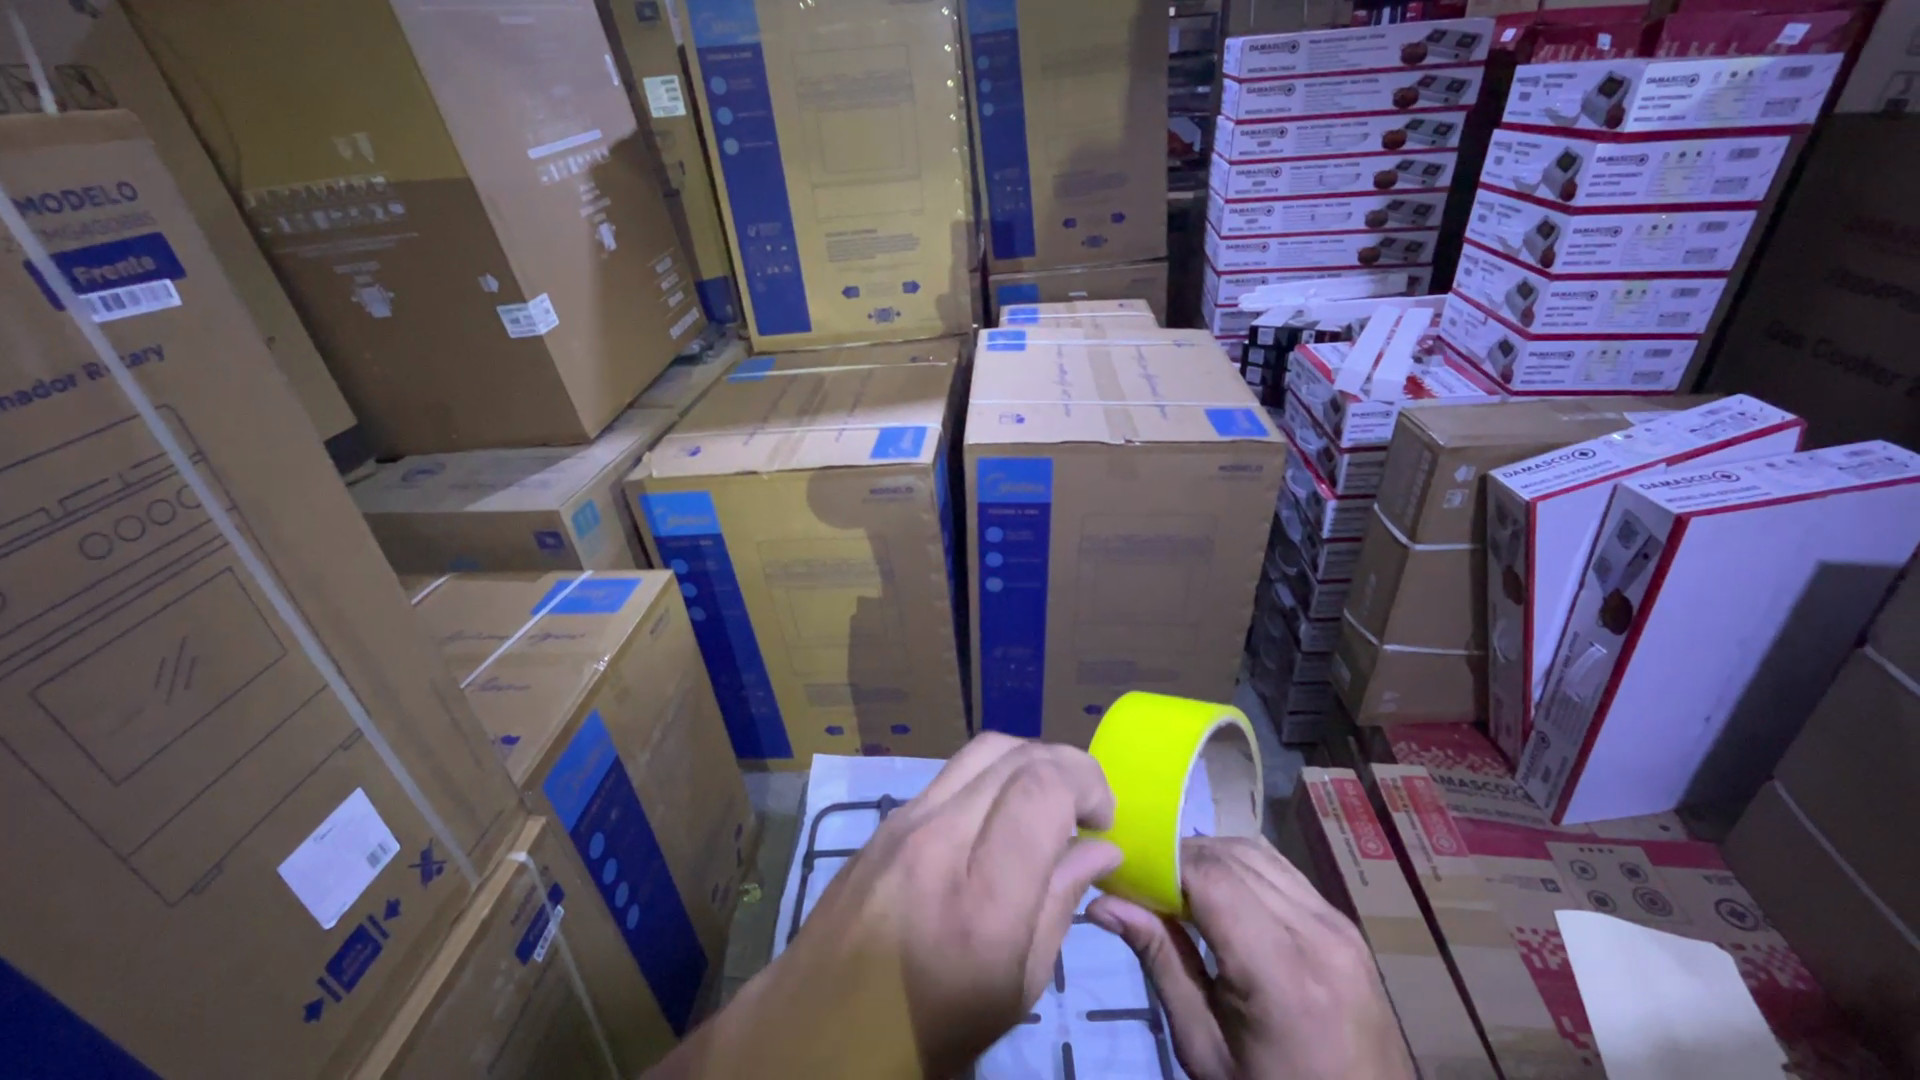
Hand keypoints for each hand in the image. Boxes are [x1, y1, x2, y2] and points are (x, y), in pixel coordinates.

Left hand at [650, 734, 1119, 1078]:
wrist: (817, 1035)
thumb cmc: (927, 1030)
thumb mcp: (1013, 989)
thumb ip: (1059, 904)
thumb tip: (1101, 848)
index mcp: (980, 895)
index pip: (1042, 785)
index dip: (1087, 782)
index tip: (1103, 821)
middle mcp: (938, 839)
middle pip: (1014, 753)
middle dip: (1066, 765)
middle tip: (1086, 810)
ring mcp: (902, 823)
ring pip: (980, 751)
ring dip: (1028, 763)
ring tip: (1046, 808)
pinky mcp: (882, 824)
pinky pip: (949, 776)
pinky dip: (991, 778)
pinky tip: (998, 820)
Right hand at [1087, 836, 1414, 1079]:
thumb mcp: (1204, 1045)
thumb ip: (1161, 961)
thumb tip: (1103, 902)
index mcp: (1281, 972)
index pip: (1212, 878)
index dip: (1162, 863)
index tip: (1125, 874)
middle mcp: (1317, 933)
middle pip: (1232, 857)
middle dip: (1180, 858)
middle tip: (1141, 881)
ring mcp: (1339, 924)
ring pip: (1258, 854)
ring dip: (1210, 858)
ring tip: (1176, 887)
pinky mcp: (1346, 925)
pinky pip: (1283, 871)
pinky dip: (1243, 868)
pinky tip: (1220, 895)